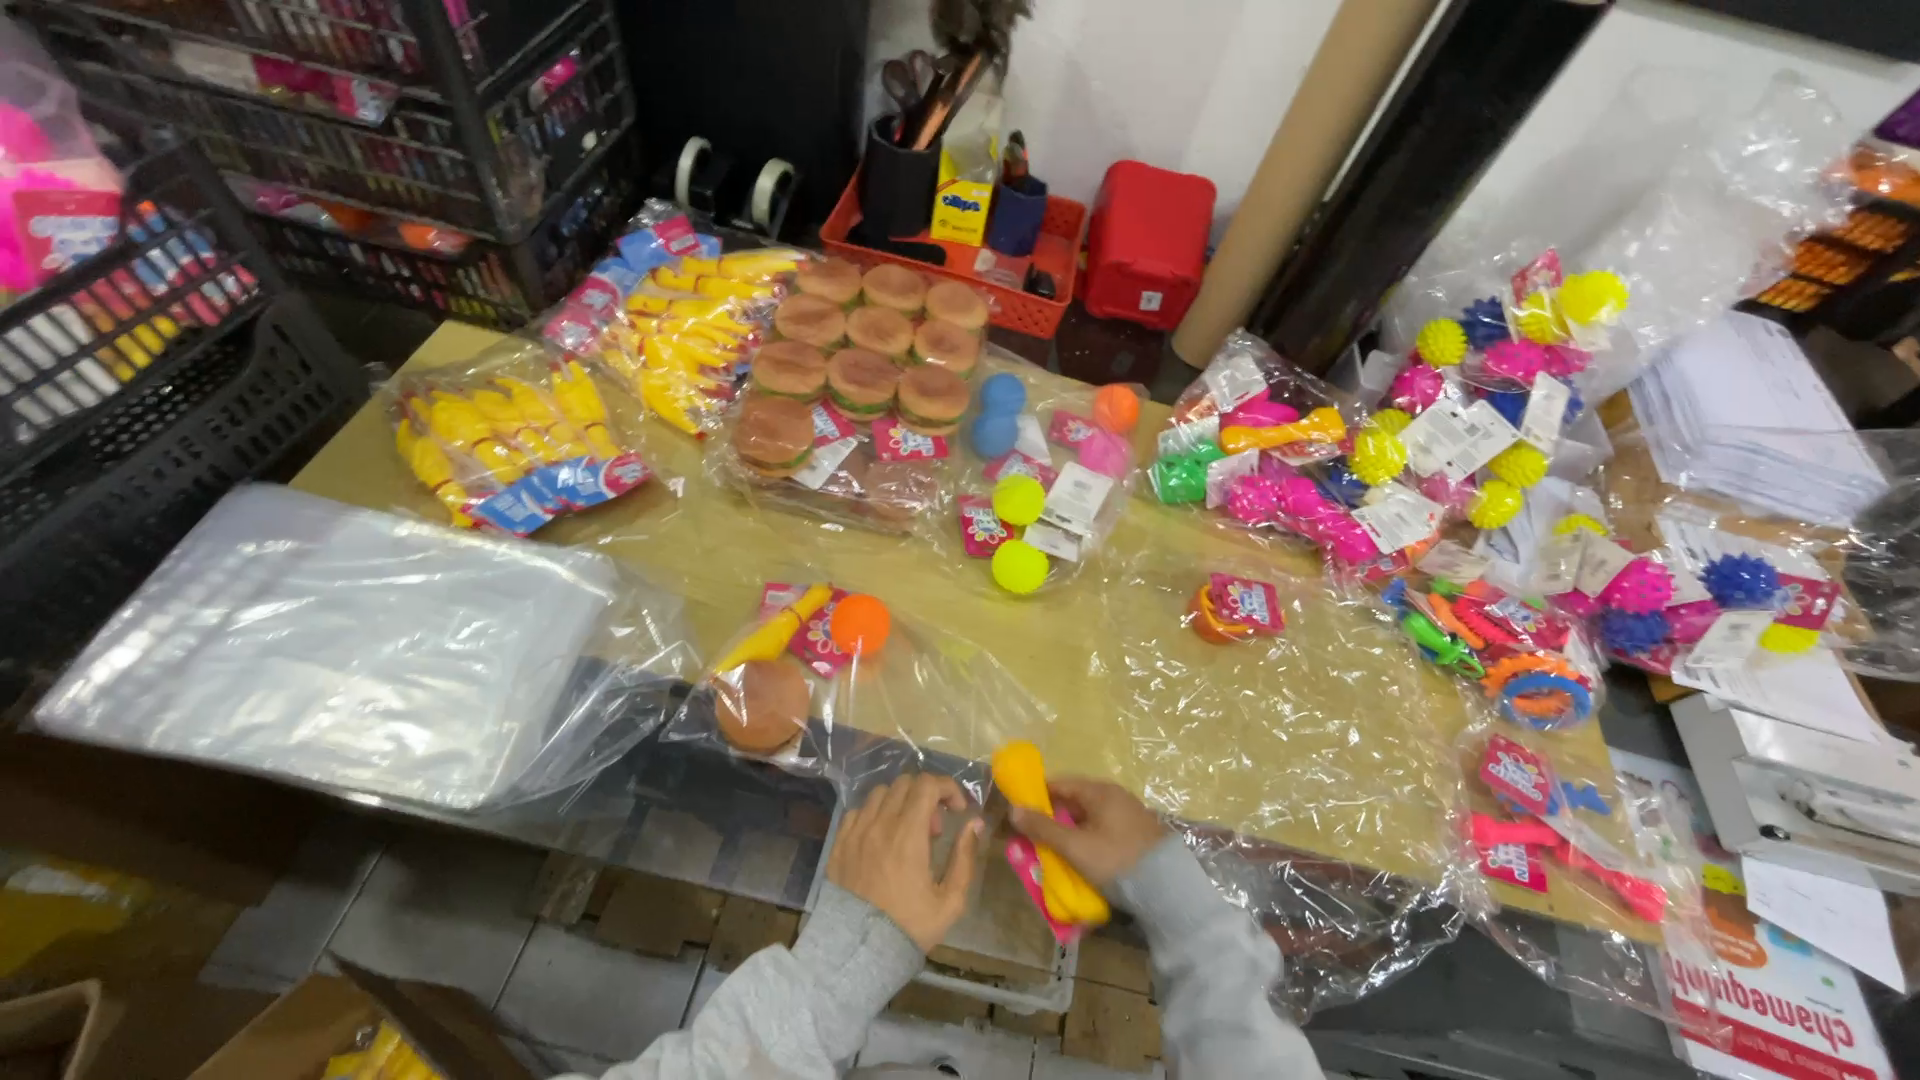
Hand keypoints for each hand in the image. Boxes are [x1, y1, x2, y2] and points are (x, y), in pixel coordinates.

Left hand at [828, 772, 982, 951]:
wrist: (858, 952)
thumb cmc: (909, 927)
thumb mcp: (950, 901)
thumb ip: (964, 857)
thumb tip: (974, 823)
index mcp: (908, 835)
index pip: (928, 785)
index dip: (948, 788)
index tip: (958, 809)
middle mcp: (880, 825)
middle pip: (905, 783)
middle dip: (927, 795)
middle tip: (934, 828)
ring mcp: (856, 832)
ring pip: (880, 793)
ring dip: (900, 802)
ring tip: (907, 832)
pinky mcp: (839, 843)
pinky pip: (858, 811)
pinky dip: (876, 814)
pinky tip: (882, 839)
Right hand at [1009, 776, 1166, 887]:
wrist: (1169, 888)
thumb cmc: (1117, 860)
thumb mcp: (1075, 846)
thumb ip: (1043, 828)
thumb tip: (1014, 809)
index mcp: (1101, 791)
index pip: (1061, 783)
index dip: (1038, 795)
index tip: (1020, 811)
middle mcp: (1116, 797)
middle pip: (1075, 801)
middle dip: (1053, 817)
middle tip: (1033, 836)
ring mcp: (1130, 816)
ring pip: (1089, 818)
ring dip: (1070, 831)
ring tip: (1054, 850)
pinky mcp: (1138, 835)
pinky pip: (1103, 830)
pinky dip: (1087, 839)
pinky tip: (1081, 857)